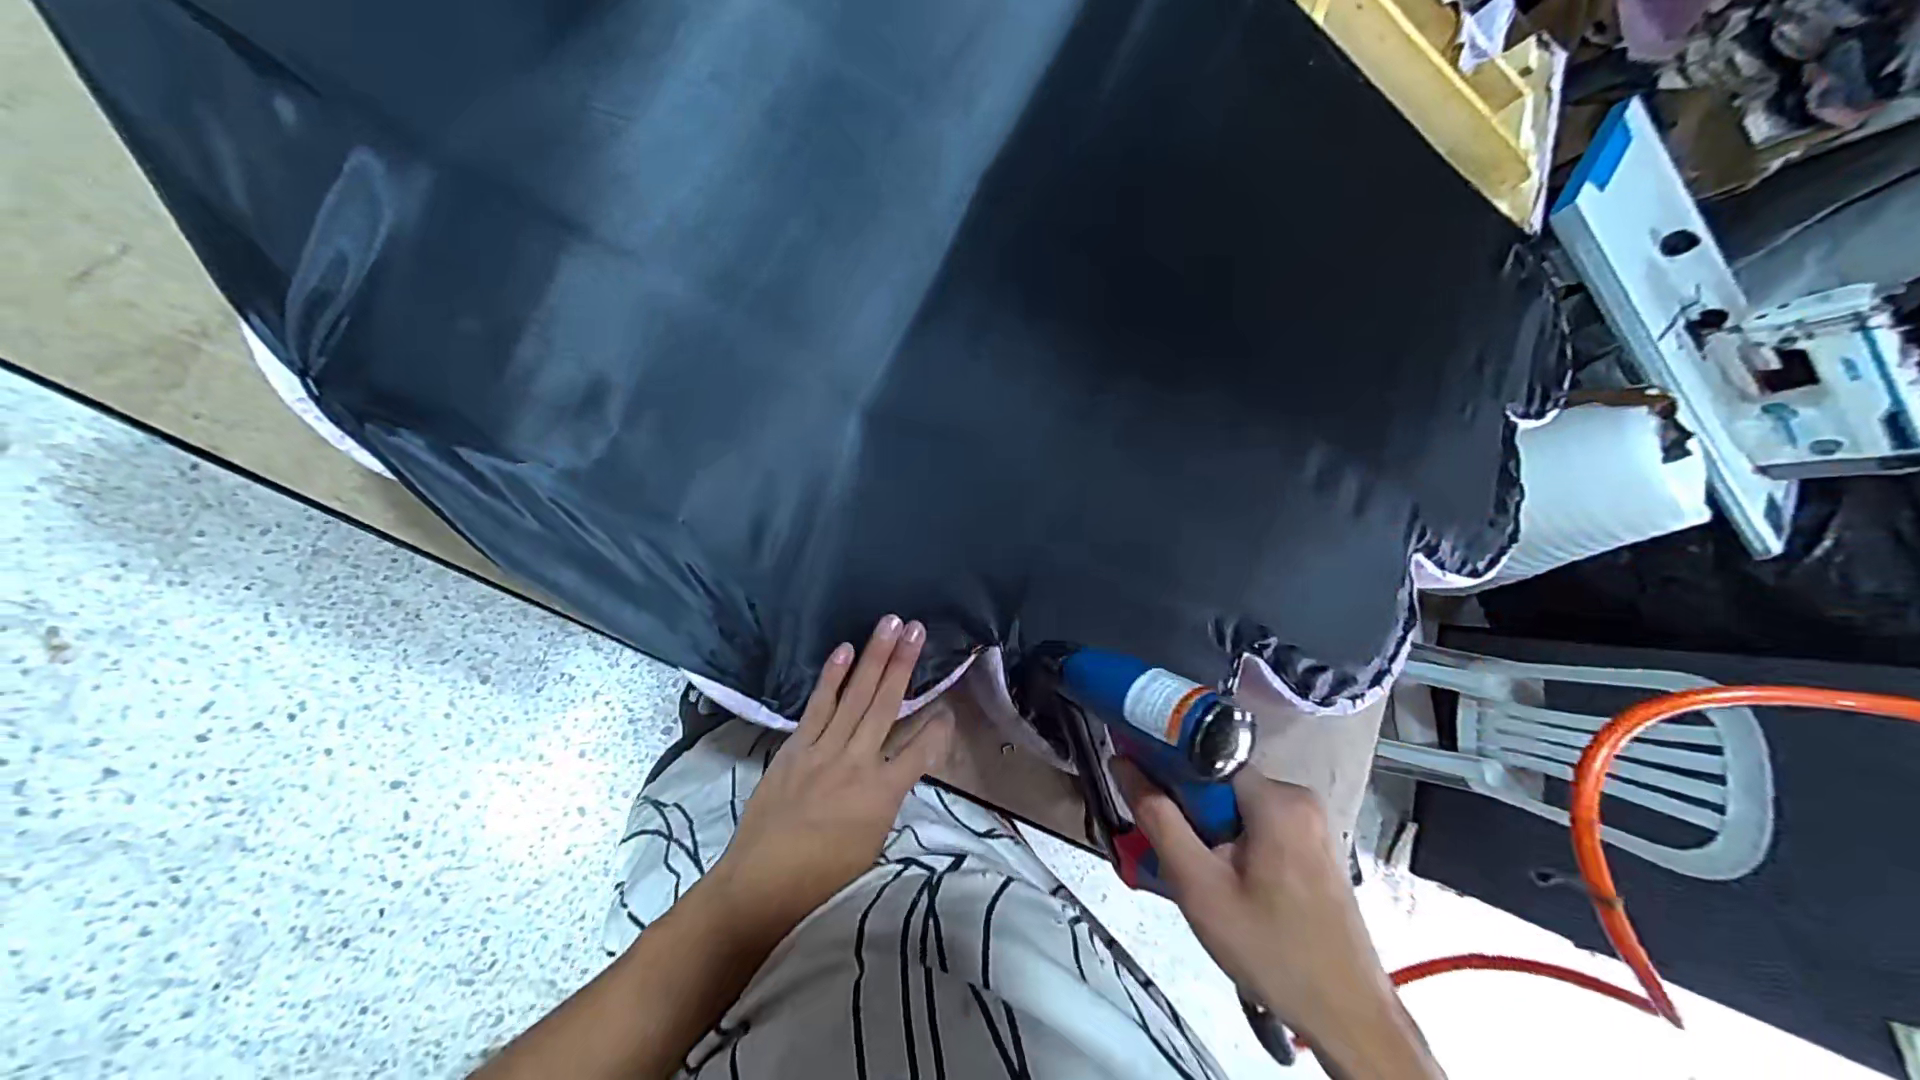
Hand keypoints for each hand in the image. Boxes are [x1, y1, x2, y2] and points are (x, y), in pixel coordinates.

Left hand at [703, 615, 953, 945]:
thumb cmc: (823, 880)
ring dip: (874, 657)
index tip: (948, 708)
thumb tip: (894, 773)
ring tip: (889, 624)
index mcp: (882, 795)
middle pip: (887, 705)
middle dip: (904, 664)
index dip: (939, 729)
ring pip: (855, 697)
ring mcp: (823, 751)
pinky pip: (817, 707)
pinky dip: (831, 678)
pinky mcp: (795, 748)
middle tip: (917, 628)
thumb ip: (887, 801)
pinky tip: (844, 651)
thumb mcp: (872, 845)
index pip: (921, 751)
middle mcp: (856, 764)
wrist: (761, 886)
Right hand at [1115, 764, 1435, 1076]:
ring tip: (1200, 876)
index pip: (1204, 757)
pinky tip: (1228, 884)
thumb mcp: (1199, 886)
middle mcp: (1301, 798)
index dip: (1167, 772)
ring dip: (1209, 833)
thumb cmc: (1271, 950)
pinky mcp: (1316, 846)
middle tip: (1175, 856)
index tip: (1142, 795)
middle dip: (1189, 813)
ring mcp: (1313, 823)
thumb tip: (1123, 763)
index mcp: (1278, 798)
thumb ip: (1158, 819)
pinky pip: (1259, 827)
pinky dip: (1234, 845)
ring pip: (1236, 807)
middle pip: (1220, 784)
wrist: (1347, 1017)